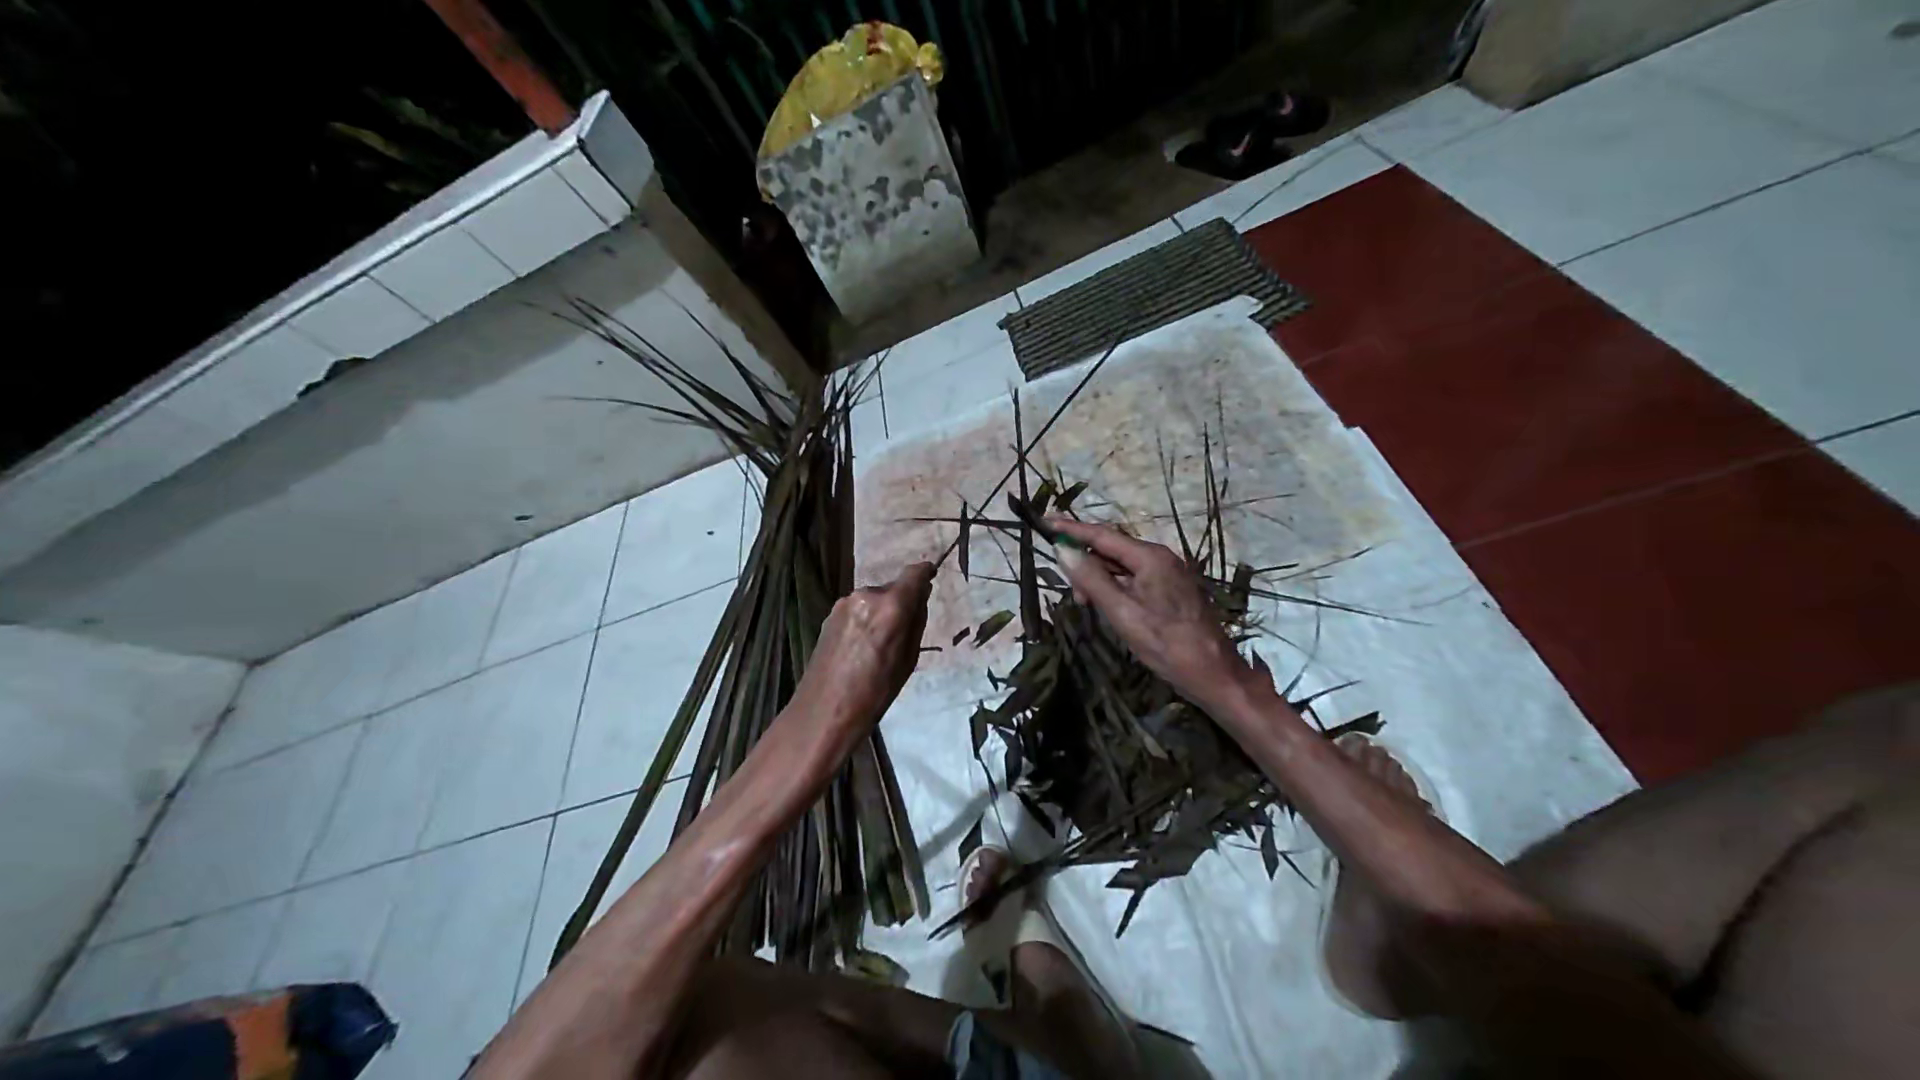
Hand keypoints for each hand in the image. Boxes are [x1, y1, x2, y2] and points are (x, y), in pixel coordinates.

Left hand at [792, 562, 935, 737]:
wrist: (824, 711)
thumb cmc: (875, 692)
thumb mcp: (908, 659)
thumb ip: (916, 622)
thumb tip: (920, 597)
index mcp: (890, 606)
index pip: (914, 573)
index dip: (925, 574)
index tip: (931, 578)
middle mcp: (866, 596)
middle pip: (893, 589)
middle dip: (902, 603)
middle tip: (905, 632)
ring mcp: (844, 604)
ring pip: (874, 600)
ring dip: (882, 613)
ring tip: (880, 646)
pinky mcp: (830, 615)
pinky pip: (858, 610)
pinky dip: (866, 620)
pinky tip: (861, 648)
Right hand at [1046, 518, 1254, 710]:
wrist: (1213, 673)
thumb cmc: (1166, 643)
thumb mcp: (1121, 612)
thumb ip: (1091, 579)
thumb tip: (1062, 550)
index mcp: (1150, 557)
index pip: (1102, 535)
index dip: (1072, 529)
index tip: (1046, 521)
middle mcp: (1160, 557)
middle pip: (1112, 549)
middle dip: (1086, 562)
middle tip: (1070, 589)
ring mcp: (1168, 573)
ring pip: (1122, 566)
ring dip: (1099, 578)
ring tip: (1084, 602)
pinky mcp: (1171, 590)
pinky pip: (1134, 578)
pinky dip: (1115, 587)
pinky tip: (1106, 604)